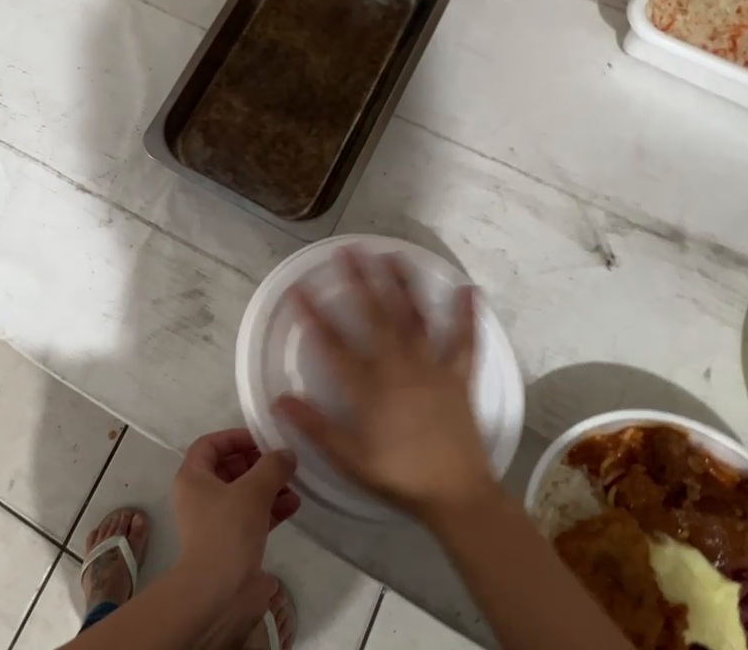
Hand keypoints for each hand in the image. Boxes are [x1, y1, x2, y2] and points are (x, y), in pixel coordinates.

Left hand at [170, 428, 299, 601]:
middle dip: (257, 464)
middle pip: (229, 468)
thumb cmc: (227, 531)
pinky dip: (270, 508)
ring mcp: (216, 520)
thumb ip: (271, 467)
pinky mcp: (232, 541)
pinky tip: (293, 504)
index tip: (261, 439)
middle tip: (283, 461)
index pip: (209, 445)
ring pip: (244, 493)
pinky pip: (252, 515)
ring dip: (268, 486)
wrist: (219, 591)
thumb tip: (286, 453)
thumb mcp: (252, 491)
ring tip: (295, 483)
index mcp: (192, 477)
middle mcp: (200, 495)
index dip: (234, 438)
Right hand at [274, 248, 495, 519]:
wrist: (457, 497)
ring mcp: (431, 369)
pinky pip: (464, 342)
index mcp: (367, 387)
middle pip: (375, 316)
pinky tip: (469, 290)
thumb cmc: (398, 476)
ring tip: (393, 254)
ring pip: (415, 318)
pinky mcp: (458, 378)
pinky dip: (468, 316)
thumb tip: (279, 400)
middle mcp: (398, 368)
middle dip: (360, 280)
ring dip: (404, 284)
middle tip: (348, 250)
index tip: (299, 288)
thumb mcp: (348, 457)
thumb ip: (314, 426)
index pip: (333, 343)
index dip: (313, 313)